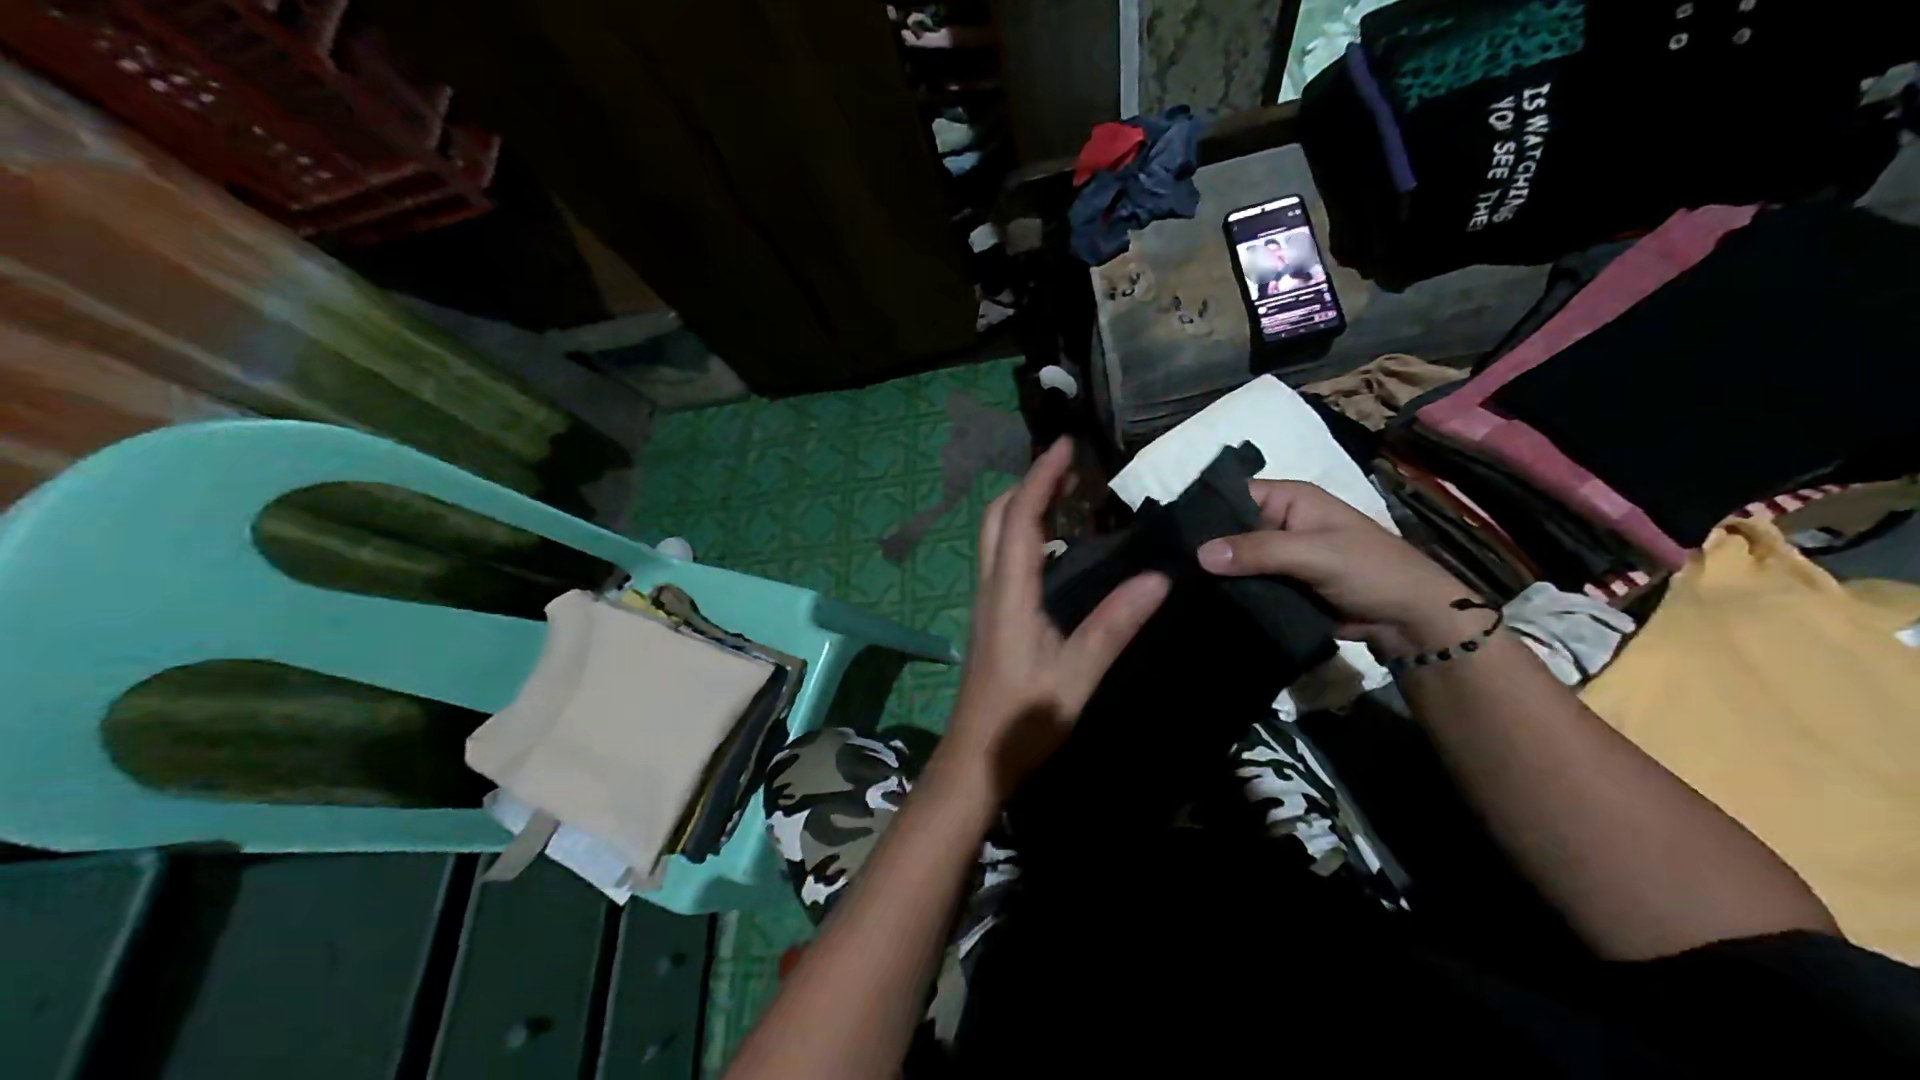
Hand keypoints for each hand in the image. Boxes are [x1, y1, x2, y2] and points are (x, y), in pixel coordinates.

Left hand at [939, 438, 1168, 799]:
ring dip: (1026, 508)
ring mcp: (987, 603)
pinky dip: (1026, 536)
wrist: (976, 759)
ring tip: (1070, 499)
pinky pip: (1004, 559)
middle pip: (997, 518)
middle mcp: (991, 588)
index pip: (1020, 518)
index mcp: (1009, 593)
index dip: (1041, 477)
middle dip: (1029, 485)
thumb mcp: (1076, 676)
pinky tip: (1058, 551)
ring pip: (996, 538)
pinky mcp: (993, 618)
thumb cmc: (1023, 720)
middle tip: (1072, 471)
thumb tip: (1157, 578)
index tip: (1066, 445)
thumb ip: (1113, 626)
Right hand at [1195, 479, 1478, 657]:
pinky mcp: (1276, 585)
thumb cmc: (1370, 570)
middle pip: (1227, 529)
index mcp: (1288, 499)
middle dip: (1202, 547)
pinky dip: (1226, 592)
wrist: (1408, 621)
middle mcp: (1276, 522)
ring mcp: (1276, 556)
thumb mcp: (1314, 554)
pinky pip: (1243, 584)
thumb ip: (1258, 550)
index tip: (1167, 533)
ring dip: (1212, 574)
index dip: (1202, 511)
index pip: (1232, 495)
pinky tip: (1198, 602)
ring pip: (1232, 560)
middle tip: (1165, 567)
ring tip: (1174, 587)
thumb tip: (1200, 554)